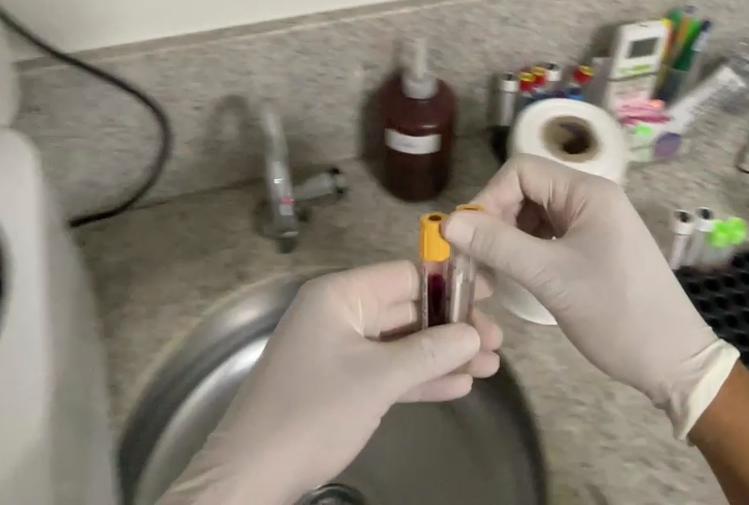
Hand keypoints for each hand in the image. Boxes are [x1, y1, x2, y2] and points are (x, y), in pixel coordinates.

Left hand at [158, 261, 503, 504]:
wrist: (252, 474)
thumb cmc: (312, 412)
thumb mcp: (376, 379)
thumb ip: (428, 353)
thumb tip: (473, 333)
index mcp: (339, 296)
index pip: (404, 275)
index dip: (449, 282)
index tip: (489, 291)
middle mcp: (339, 314)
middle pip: (406, 309)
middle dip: (451, 326)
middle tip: (496, 341)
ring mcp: (339, 349)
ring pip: (401, 343)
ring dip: (442, 355)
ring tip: (490, 365)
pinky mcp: (340, 382)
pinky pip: (387, 370)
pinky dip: (419, 377)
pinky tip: (458, 385)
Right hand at [445, 155, 737, 437]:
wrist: (674, 362)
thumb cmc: (616, 313)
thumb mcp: (550, 278)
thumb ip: (498, 244)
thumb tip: (449, 222)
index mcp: (587, 192)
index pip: (521, 171)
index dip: (489, 198)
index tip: (471, 238)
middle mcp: (591, 197)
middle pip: (527, 189)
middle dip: (497, 219)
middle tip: (477, 260)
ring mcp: (595, 222)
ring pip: (535, 213)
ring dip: (509, 236)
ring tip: (494, 271)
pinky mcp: (595, 245)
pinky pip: (550, 233)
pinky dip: (527, 249)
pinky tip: (518, 274)